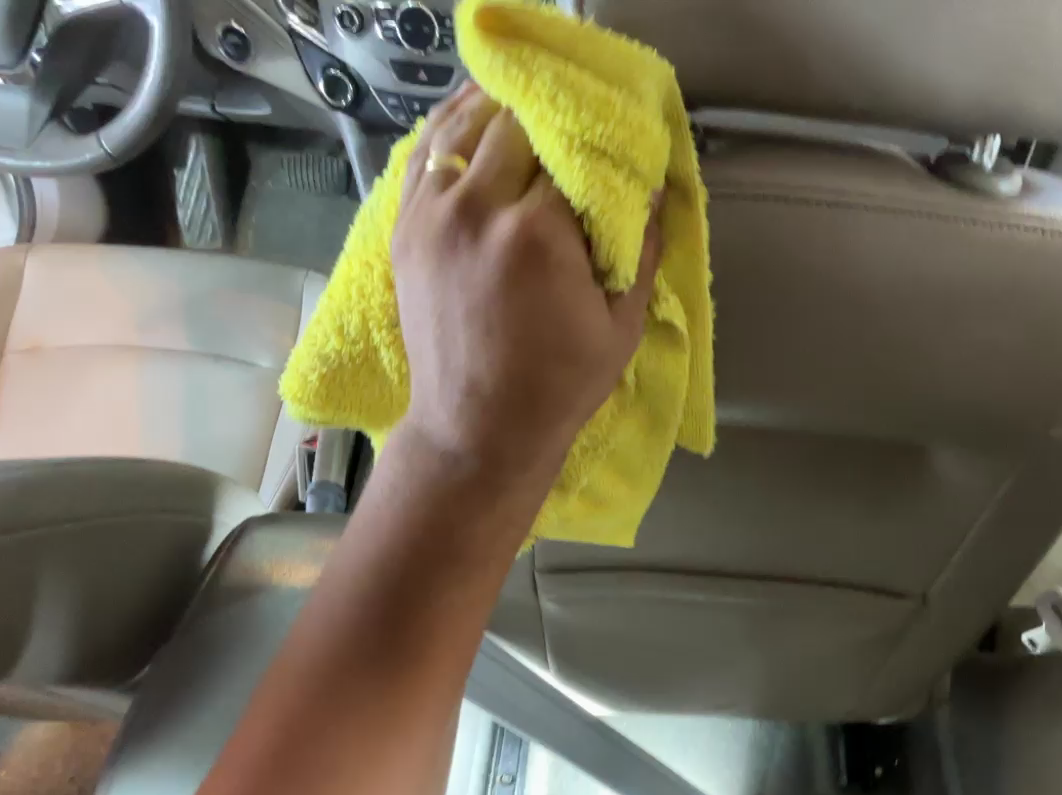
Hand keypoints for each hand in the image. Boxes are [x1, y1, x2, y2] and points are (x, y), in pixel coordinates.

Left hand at [389, 83, 663, 485]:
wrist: (478, 430)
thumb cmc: (559, 387)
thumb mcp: (621, 328)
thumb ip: (640, 252)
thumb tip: (655, 194)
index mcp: (538, 235)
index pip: (570, 151)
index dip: (594, 141)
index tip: (612, 139)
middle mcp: (477, 209)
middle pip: (514, 124)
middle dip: (547, 117)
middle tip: (570, 120)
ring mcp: (431, 214)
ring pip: (462, 124)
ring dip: (496, 107)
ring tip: (522, 97)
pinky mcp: (405, 228)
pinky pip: (424, 153)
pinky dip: (451, 129)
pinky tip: (474, 120)